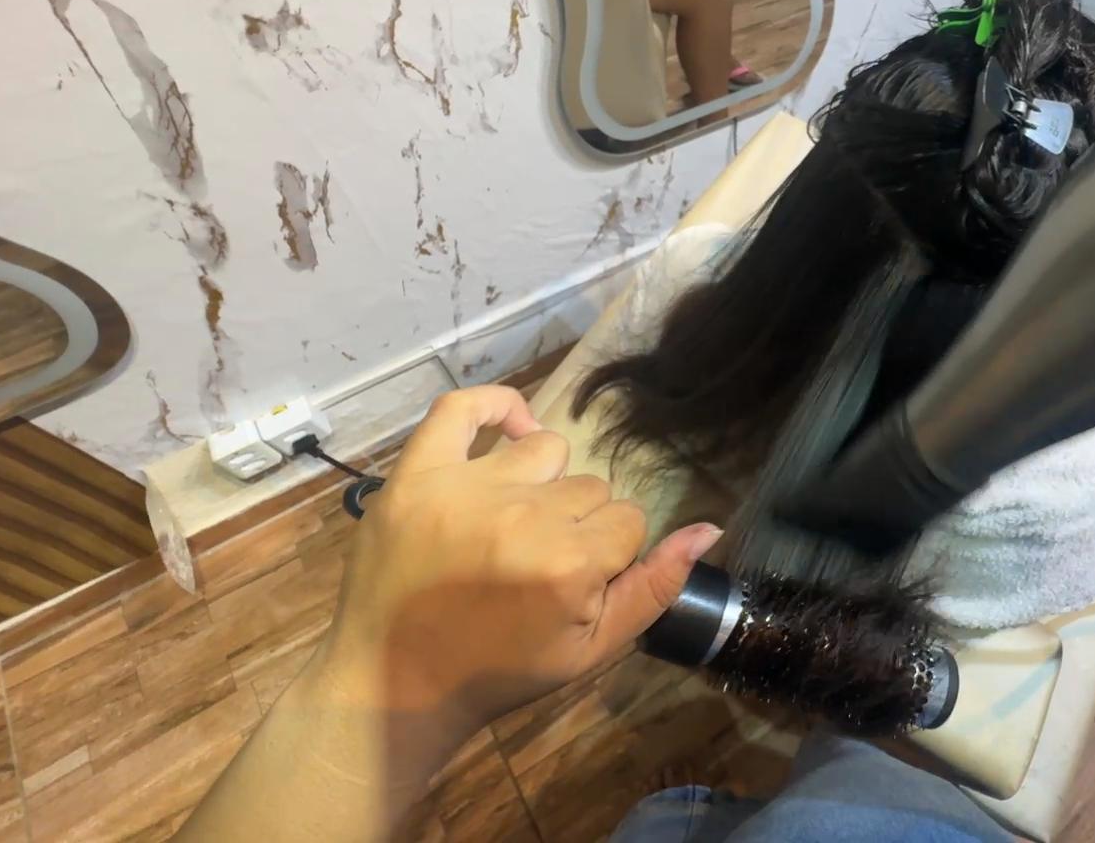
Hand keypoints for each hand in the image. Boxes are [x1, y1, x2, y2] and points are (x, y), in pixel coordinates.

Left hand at [311, 386, 719, 733]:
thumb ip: (657, 587)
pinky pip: (461, 408)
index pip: (629, 521)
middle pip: (591, 487)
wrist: (387, 688)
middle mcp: (524, 516)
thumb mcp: (593, 648)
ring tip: (510, 524)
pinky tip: (509, 427)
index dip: (609, 555)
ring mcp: (465, 488)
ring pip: (548, 449)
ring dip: (542, 484)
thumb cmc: (499, 671)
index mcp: (569, 563)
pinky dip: (494, 406)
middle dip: (577, 525)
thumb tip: (708, 528)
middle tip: (533, 566)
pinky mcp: (416, 474)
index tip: (573, 585)